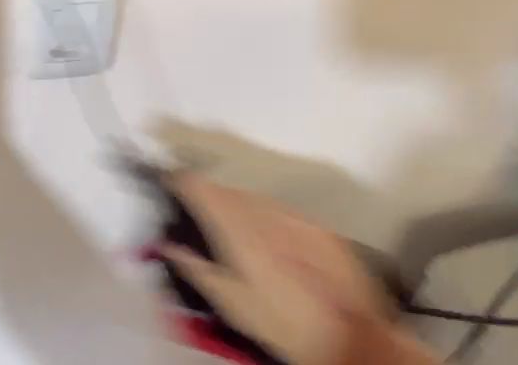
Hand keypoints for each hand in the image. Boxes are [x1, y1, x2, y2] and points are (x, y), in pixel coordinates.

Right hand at [161, 175, 417, 364]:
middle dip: (208, 199)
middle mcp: (260, 210)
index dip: (178, 181)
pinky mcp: (317, 226)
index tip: (168, 184)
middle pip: (223, 190)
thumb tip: (168, 245)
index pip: (196, 186)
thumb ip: (194, 267)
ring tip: (238, 235)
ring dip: (238, 208)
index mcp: (233, 224)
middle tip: (202, 221)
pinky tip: (274, 244)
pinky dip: (268, 220)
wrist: (350, 336)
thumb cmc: (280, 320)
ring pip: (252, 199)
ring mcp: (291, 215)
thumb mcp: (229, 301)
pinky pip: (281, 212)